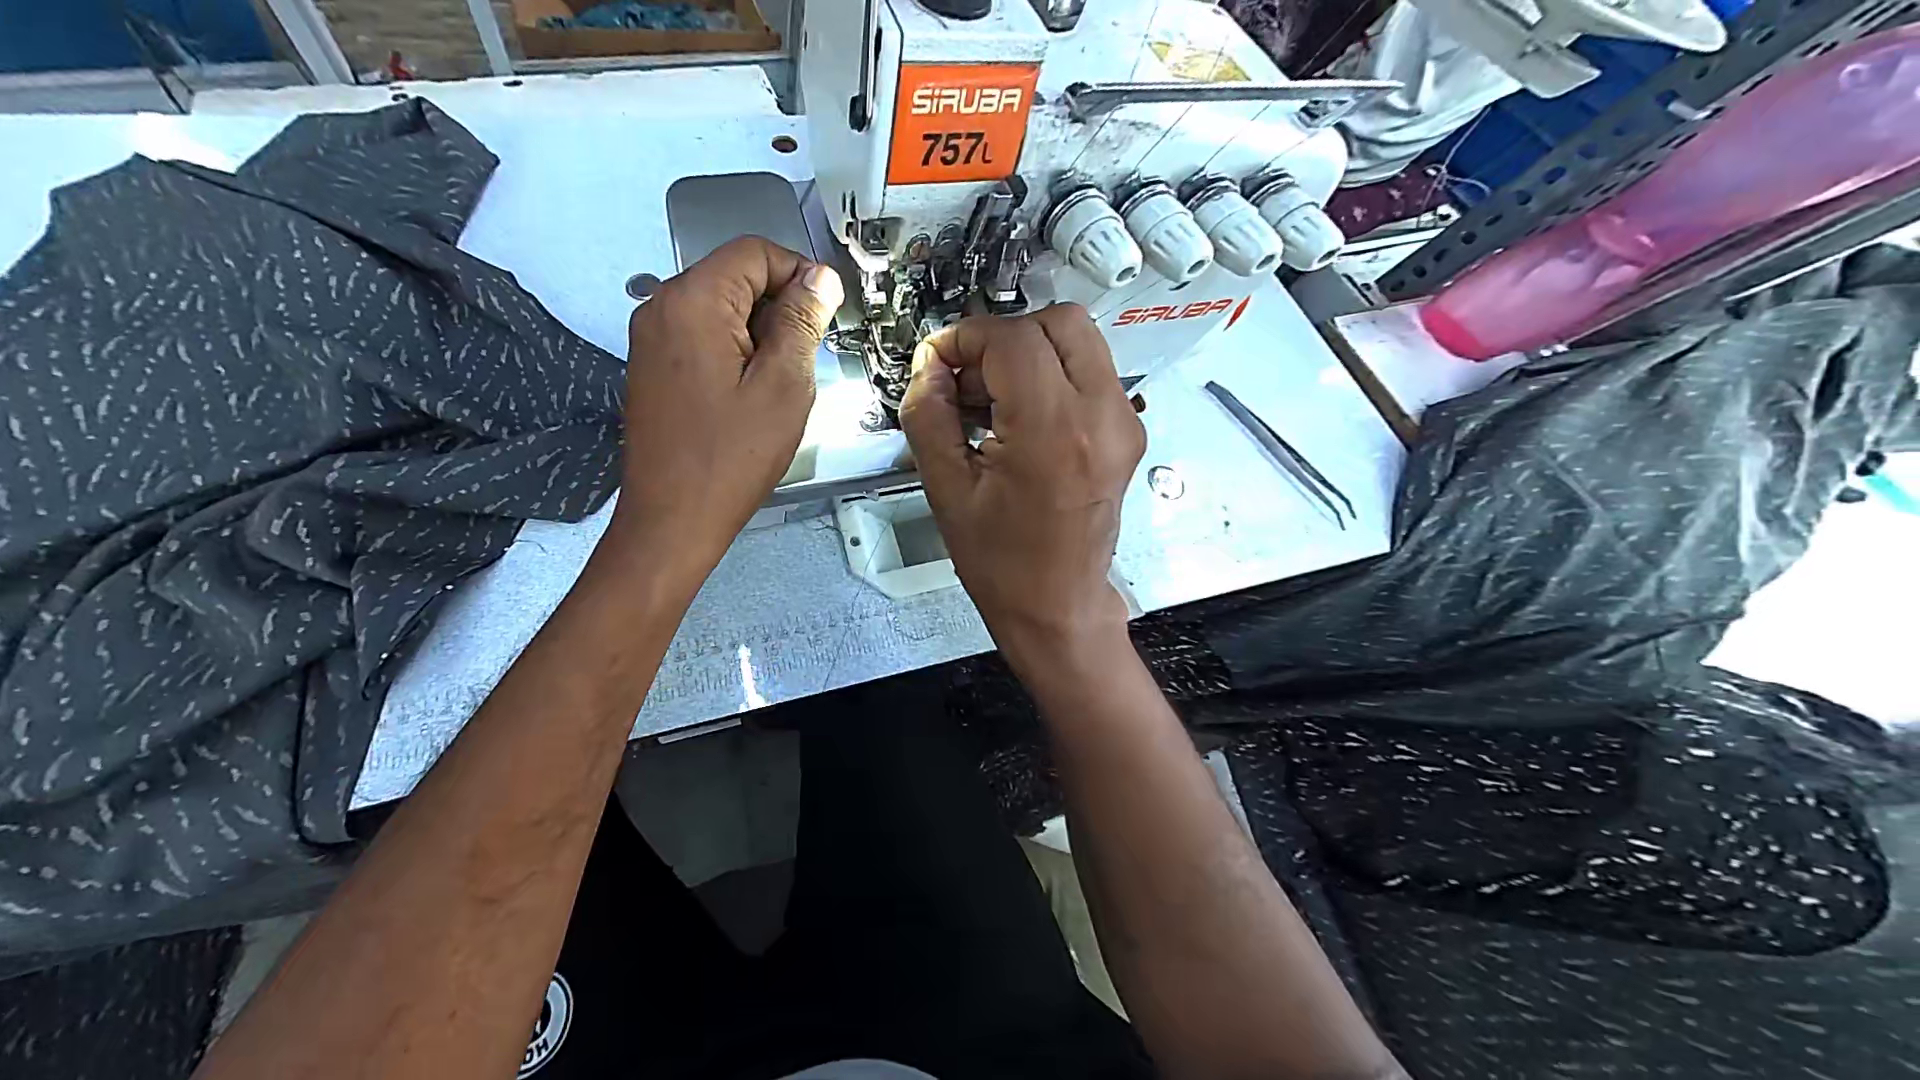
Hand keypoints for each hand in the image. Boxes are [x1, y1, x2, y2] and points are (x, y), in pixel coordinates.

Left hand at [608, 236, 841, 581]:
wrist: (673, 518)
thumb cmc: (727, 461)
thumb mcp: (785, 385)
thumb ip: (803, 322)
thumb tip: (819, 280)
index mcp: (693, 302)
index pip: (755, 251)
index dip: (800, 274)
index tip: (825, 313)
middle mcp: (662, 309)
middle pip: (736, 277)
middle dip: (780, 309)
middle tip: (803, 362)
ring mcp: (653, 339)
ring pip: (724, 309)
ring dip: (761, 335)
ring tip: (776, 387)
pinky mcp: (654, 366)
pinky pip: (705, 336)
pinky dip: (737, 353)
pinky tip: (751, 396)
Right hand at [899, 305, 1144, 662]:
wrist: (1057, 603)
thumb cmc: (1007, 566)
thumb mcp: (947, 489)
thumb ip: (928, 414)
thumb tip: (929, 368)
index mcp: (1055, 434)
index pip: (1012, 339)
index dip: (965, 339)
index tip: (940, 360)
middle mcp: (1103, 419)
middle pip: (1057, 321)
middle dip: (1002, 338)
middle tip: (967, 377)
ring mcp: (1123, 424)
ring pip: (1077, 339)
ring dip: (1027, 354)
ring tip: (989, 401)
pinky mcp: (1126, 431)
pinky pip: (1088, 371)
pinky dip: (1048, 375)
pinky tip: (1015, 415)